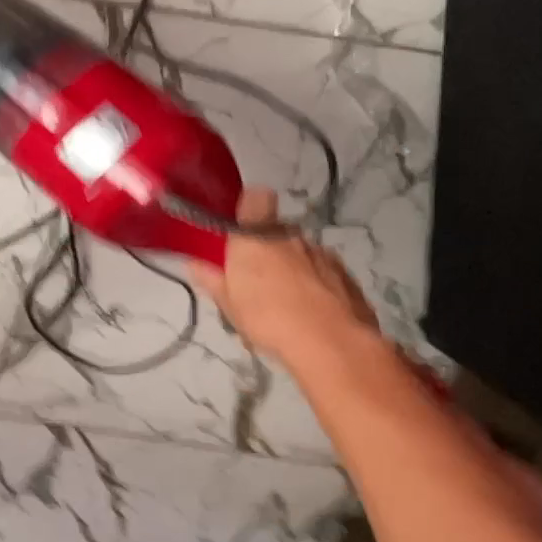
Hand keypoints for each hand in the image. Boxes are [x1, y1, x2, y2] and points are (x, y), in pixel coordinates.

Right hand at [187, 187, 379, 363]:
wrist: (332, 343)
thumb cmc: (267, 318)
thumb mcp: (228, 304)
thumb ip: (212, 279)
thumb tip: (194, 264)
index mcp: (255, 239)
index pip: (256, 198)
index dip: (250, 205)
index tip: (240, 223)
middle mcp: (290, 238)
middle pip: (276, 231)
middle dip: (266, 246)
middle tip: (255, 276)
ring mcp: (322, 254)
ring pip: (300, 251)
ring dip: (291, 265)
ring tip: (285, 298)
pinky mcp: (346, 274)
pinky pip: (322, 269)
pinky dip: (315, 281)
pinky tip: (310, 308)